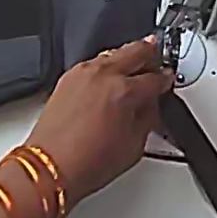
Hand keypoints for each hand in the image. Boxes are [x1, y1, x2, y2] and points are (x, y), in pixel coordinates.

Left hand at [22, 37, 172, 202]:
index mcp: (125, 92)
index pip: (155, 78)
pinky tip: (110, 69)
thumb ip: (147, 118)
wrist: (50, 167)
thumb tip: (150, 105)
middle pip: (136, 51)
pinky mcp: (69, 76)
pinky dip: (106, 63)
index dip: (165, 79)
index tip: (166, 79)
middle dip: (150, 51)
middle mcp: (104, 75)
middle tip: (157, 51)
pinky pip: (94, 61)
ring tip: (136, 57)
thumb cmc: (86, 162)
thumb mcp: (134, 146)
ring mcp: (85, 72)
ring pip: (114, 52)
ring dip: (128, 53)